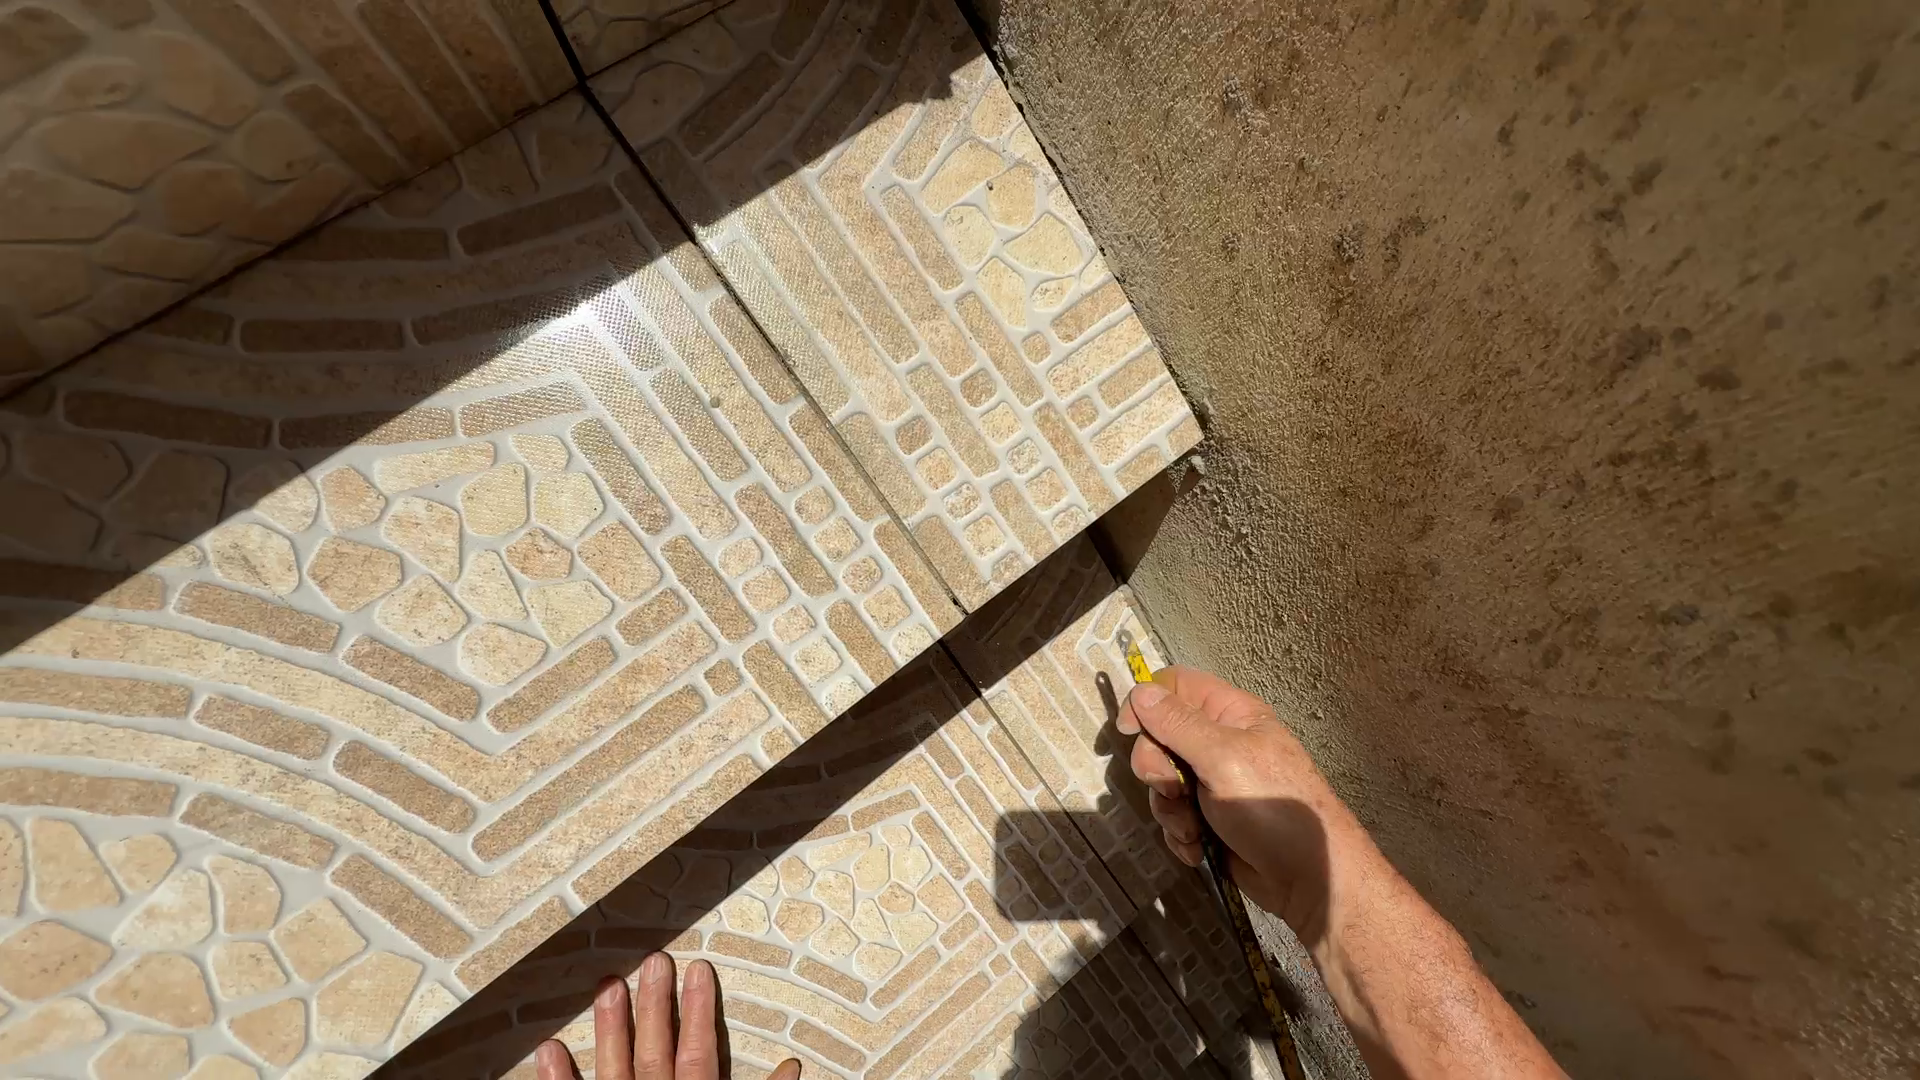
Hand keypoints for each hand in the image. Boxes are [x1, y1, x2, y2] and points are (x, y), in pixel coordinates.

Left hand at [535, 953, 799, 1079]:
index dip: (698, 1011)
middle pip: (655, 1055)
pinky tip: (548, 1051)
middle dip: (656, 1007)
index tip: (699, 969)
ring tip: (607, 987)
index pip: (698, 1054)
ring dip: (609, 1031)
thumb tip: (792, 1067)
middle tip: (654, 961)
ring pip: (613, 1074)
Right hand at [1119, 666, 1363, 941]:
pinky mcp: (1207, 818)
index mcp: (1229, 714)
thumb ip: (1178, 724)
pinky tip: (1196, 847)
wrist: (1309, 882)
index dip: (1147, 701)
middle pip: (1158, 736)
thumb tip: (1140, 691)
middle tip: (1172, 789)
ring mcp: (1211, 782)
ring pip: (1161, 780)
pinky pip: (1172, 814)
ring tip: (1192, 829)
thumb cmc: (1273, 808)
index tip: (1129, 730)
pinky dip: (1179, 832)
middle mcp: (1217, 742)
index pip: (1175, 686)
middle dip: (1156, 768)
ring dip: (1168, 808)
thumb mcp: (1223, 758)